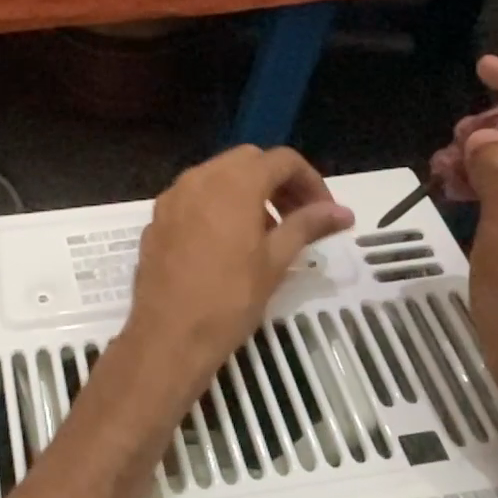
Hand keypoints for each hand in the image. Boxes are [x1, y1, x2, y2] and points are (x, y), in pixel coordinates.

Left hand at [124, 146, 353, 386]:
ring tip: (265, 234)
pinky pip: (192, 200)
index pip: (282, 160)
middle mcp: (198, 178)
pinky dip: (216, 208)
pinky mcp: (156, 222)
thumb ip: (307, 226)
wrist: (168, 337)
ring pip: (216, 178)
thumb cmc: (229, 299)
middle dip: (278, 183)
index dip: (310, 182)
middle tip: (297, 219)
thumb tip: (342, 212)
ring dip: (247, 193)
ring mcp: (171, 199)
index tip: (324, 213)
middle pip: (248, 162)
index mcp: (234, 182)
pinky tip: (226, 245)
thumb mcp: (275, 261)